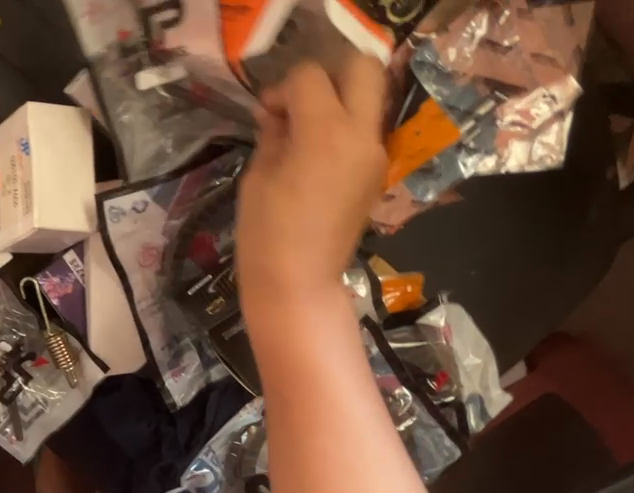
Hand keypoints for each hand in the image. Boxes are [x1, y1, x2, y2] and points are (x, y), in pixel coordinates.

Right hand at [237, 59, 388, 299]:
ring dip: (340, 101)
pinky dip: (344, 129)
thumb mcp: (256, 181)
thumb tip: (278, 115)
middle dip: (328, 76)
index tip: (265, 114)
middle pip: (362, 67)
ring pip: (370, 96)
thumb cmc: (264, 237)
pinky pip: (366, 130)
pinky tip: (316, 158)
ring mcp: (375, 151)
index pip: (310, 78)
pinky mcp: (377, 171)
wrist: (297, 283)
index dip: (282, 89)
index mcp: (323, 133)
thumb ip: (272, 137)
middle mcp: (360, 133)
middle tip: (299, 104)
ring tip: (305, 132)